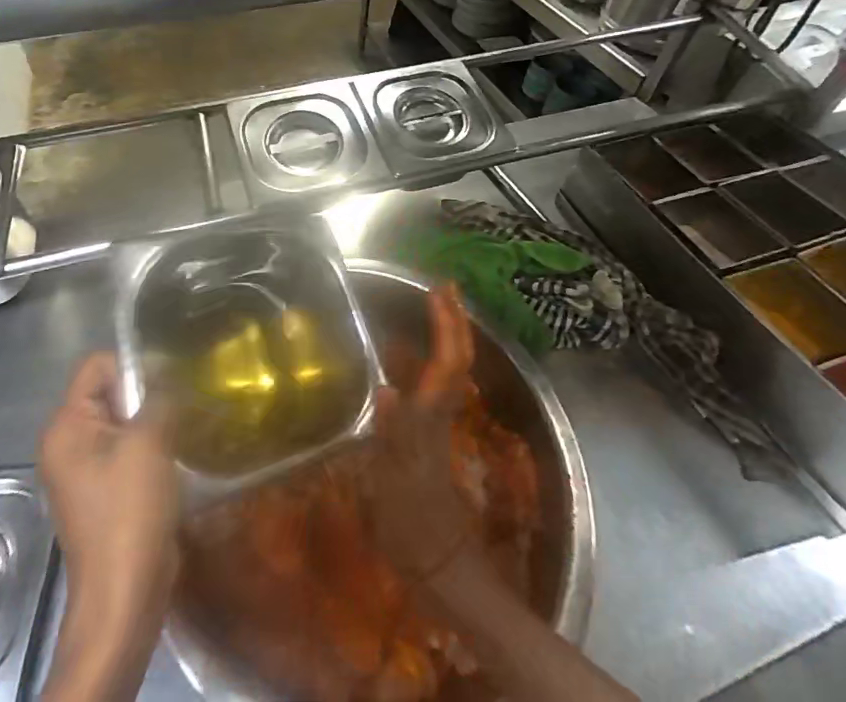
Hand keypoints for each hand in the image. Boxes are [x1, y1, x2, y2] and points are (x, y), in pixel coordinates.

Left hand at [39, 353, 177, 701]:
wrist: (124, 592)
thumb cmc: (130, 510)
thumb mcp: (148, 443)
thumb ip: (158, 399)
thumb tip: (169, 375)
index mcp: (66, 426)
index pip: (96, 367)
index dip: (133, 365)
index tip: (170, 382)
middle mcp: (68, 443)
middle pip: (110, 392)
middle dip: (148, 394)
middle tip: (185, 404)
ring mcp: (86, 470)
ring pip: (125, 422)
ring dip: (155, 421)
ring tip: (187, 428)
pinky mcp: (107, 491)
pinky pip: (129, 450)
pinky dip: (154, 447)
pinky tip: (180, 455)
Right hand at [368, 285, 478, 582]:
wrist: (437, 559)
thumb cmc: (411, 523)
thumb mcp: (392, 481)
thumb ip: (390, 435)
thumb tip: (386, 390)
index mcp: (431, 418)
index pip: (448, 362)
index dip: (446, 324)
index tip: (438, 290)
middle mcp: (441, 412)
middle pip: (458, 358)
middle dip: (455, 319)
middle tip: (443, 287)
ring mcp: (439, 422)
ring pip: (453, 368)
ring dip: (450, 334)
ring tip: (437, 308)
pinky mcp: (432, 433)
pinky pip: (440, 383)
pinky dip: (438, 358)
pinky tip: (421, 355)